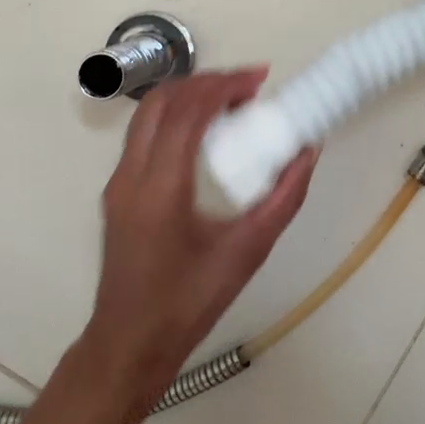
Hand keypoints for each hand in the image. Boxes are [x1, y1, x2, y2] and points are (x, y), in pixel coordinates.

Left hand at [85, 69, 316, 418]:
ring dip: (189, 96)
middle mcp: (131, 176)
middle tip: (248, 87)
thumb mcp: (249, 250)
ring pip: (148, 113)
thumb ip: (284, 197)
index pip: (188, 112)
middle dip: (207, 81)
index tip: (260, 79)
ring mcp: (118, 182)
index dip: (224, 85)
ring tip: (231, 102)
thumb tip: (308, 150)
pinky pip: (144, 134)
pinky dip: (176, 116)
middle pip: (162, 101)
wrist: (130, 344)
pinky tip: (207, 132)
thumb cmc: (190, 302)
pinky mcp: (117, 191)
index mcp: (161, 189)